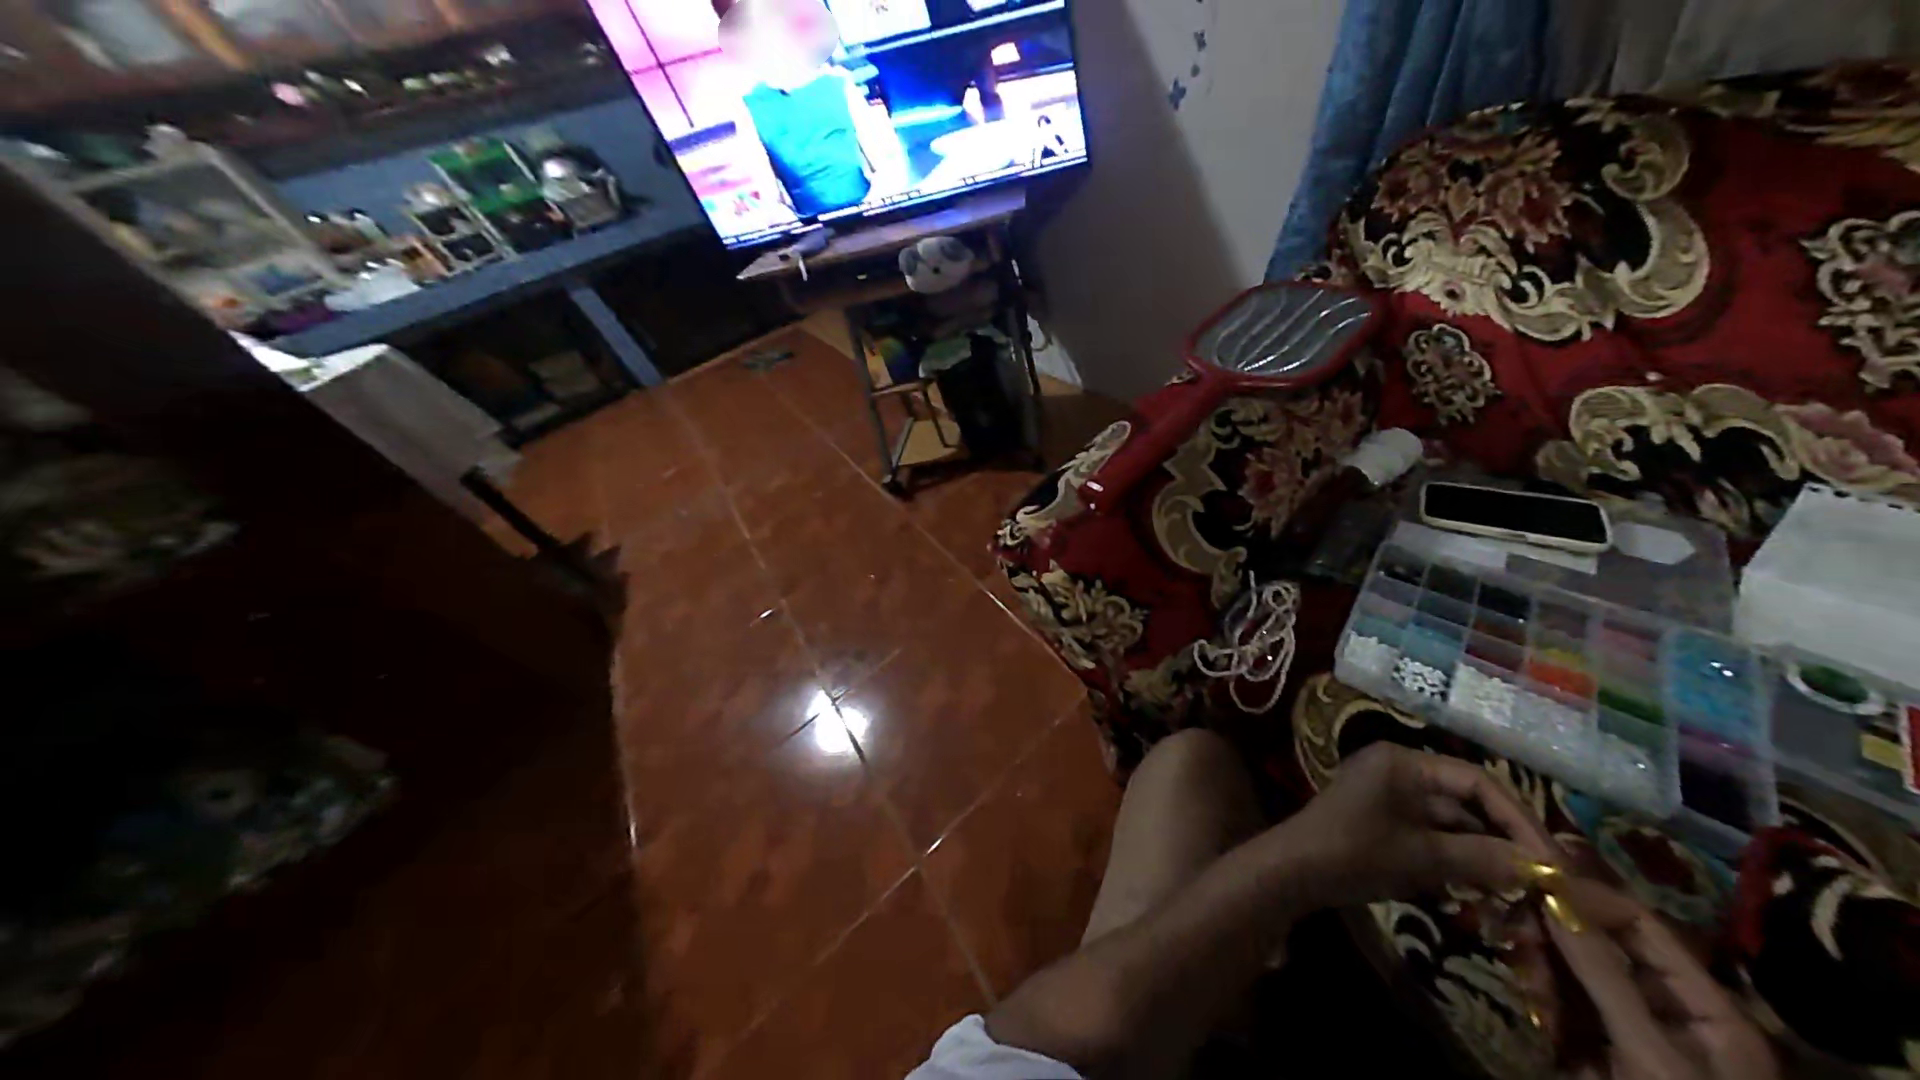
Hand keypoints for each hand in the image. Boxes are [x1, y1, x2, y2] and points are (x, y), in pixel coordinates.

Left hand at [1276, 743, 1561, 909]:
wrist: (1292, 872)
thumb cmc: (1353, 852)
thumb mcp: (1422, 856)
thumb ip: (1482, 857)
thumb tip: (1541, 869)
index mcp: (1403, 763)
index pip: (1477, 781)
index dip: (1519, 820)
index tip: (1553, 862)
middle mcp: (1398, 772)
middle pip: (1467, 802)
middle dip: (1504, 842)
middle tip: (1544, 884)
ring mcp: (1390, 798)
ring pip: (1453, 824)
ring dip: (1484, 857)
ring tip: (1519, 895)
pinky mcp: (1385, 824)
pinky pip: (1432, 838)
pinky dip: (1456, 862)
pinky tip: (1481, 893)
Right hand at [1543, 880, 1777, 1079]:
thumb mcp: (1649, 1052)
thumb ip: (1604, 974)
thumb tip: (1555, 894)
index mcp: (1705, 1009)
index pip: (1641, 925)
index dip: (1588, 897)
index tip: (1533, 883)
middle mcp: (1665, 1007)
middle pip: (1598, 941)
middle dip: (1553, 934)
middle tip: (1514, 930)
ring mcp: (1625, 1026)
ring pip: (1569, 966)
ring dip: (1539, 964)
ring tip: (1524, 982)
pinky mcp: (1589, 1043)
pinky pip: (1557, 998)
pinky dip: (1537, 994)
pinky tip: (1531, 1008)